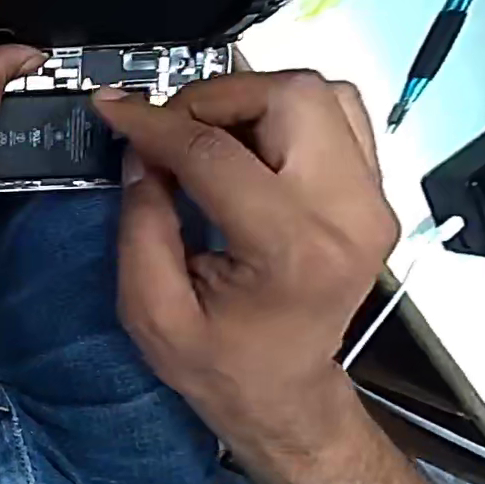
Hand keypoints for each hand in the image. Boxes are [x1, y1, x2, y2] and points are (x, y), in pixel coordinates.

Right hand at [92, 72, 399, 462]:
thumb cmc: (215, 362)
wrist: (282, 391)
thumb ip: (141, 224)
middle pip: (289, 97)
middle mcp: (350, 215)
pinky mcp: (373, 193)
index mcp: (290, 252)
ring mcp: (373, 199)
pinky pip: (335, 112)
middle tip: (166, 130)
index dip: (152, 123)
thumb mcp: (149, 308)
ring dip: (246, 98)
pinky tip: (242, 141)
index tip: (111, 109)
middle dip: (210, 98)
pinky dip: (278, 110)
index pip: (216, 154)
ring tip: (200, 135)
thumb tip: (142, 152)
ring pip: (318, 92)